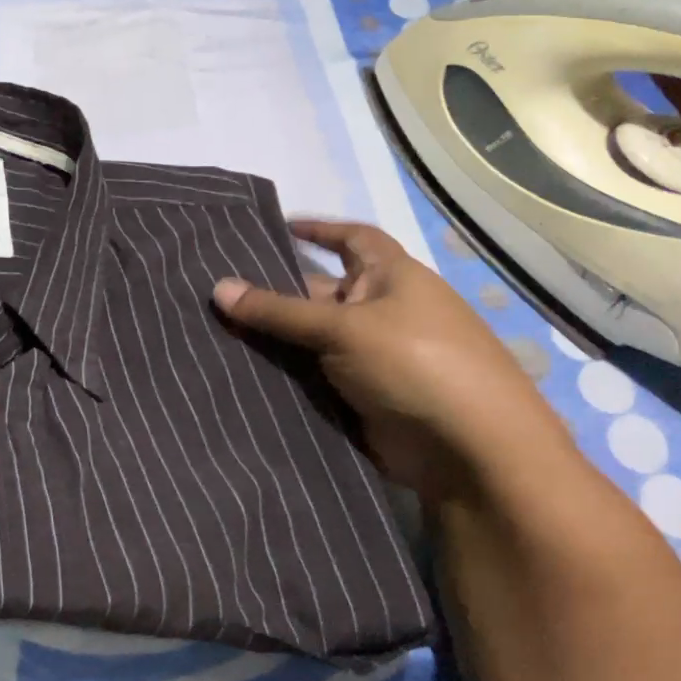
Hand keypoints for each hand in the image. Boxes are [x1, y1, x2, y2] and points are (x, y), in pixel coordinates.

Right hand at [212, 219, 570, 502]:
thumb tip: (217, 287)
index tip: (274, 228)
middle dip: (272, 289)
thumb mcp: (342, 328)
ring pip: (307, 335)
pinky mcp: (358, 392)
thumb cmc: (418, 365)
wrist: (471, 452)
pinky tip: (235, 364)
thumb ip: (277, 310)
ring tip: (209, 325)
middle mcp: (383, 310)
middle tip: (212, 287)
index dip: (320, 230)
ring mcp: (370, 354)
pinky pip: (309, 371)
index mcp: (394, 279)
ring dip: (268, 333)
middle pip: (318, 289)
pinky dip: (278, 368)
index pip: (354, 238)